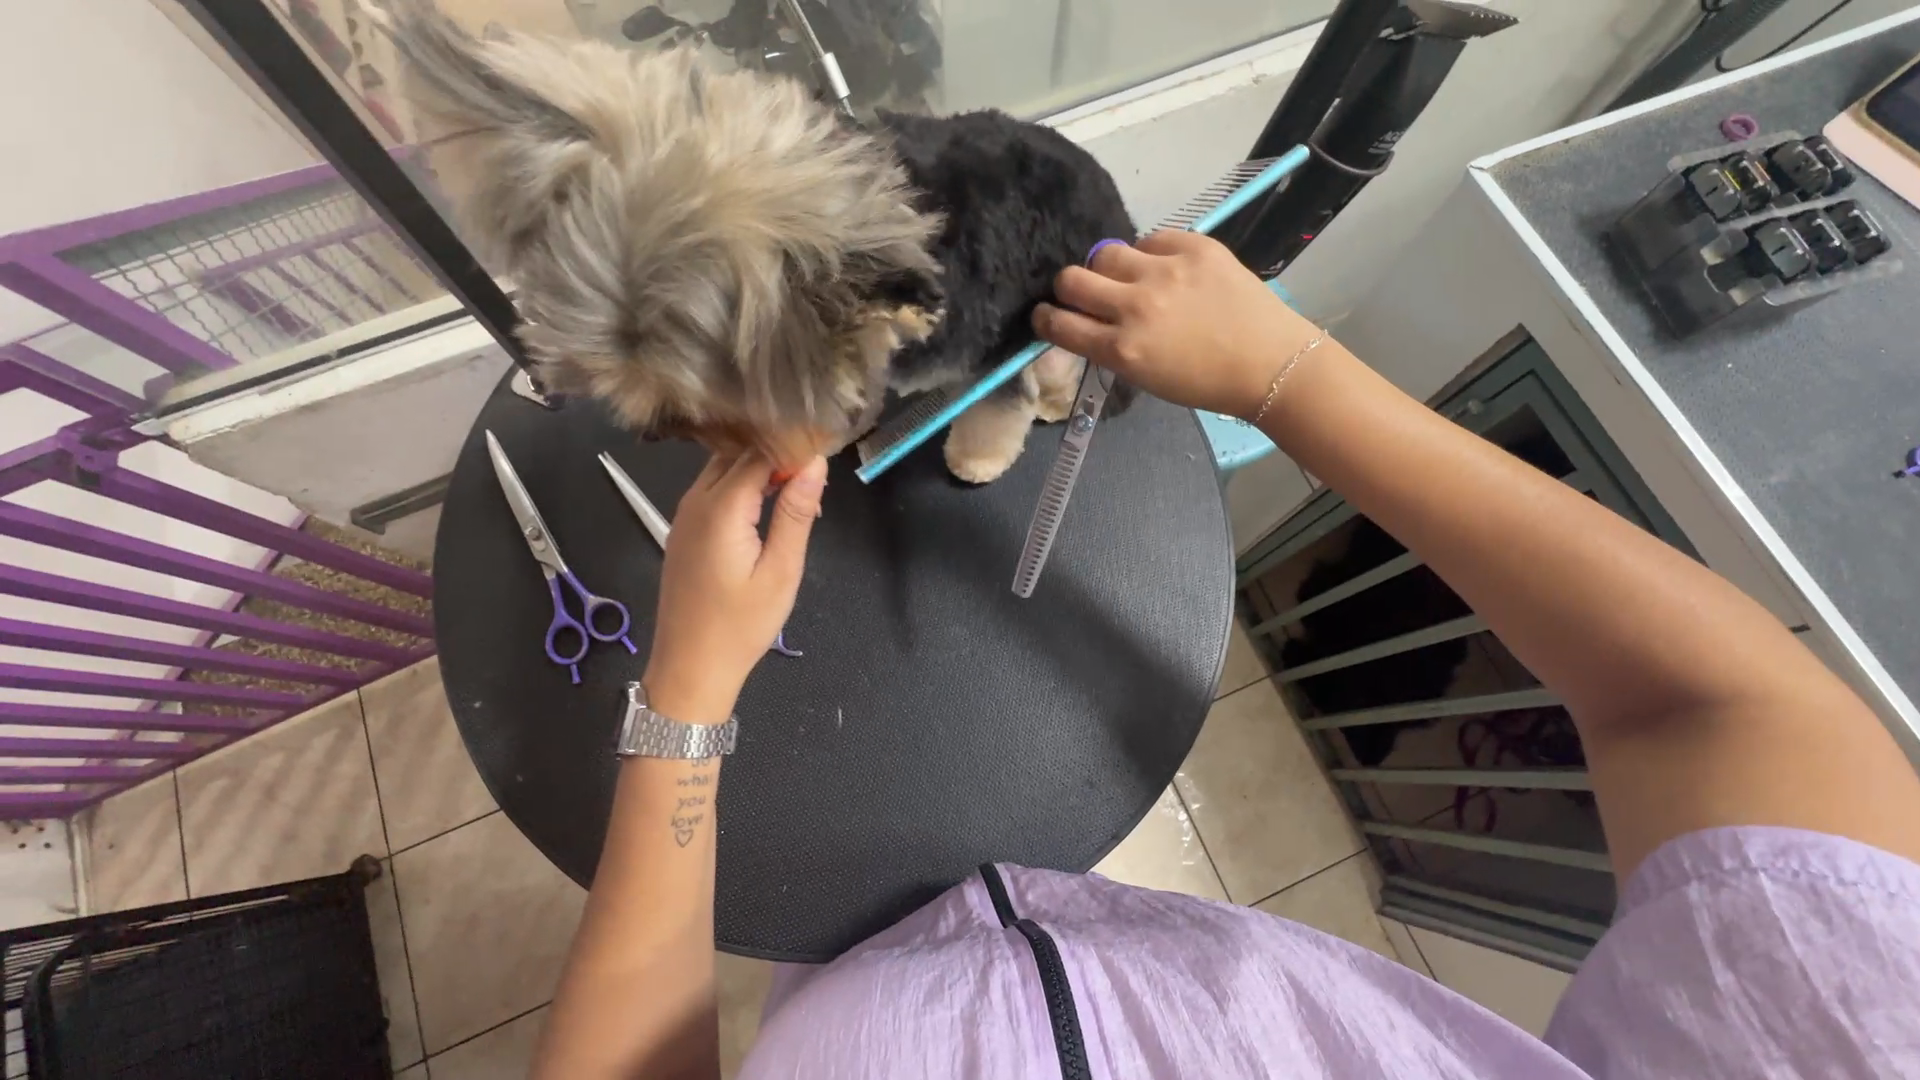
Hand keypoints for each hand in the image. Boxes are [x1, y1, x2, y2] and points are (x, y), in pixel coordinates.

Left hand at [643, 453, 826, 723]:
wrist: (689, 668)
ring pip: (723, 468)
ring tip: (799, 485)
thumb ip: (796, 513)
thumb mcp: (781, 571)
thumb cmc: (741, 626)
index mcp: (721, 508)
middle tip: (817, 468)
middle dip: (777, 452)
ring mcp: (684, 514)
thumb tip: (815, 463)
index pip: (760, 453)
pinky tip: (768, 503)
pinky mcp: (683, 529)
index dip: (793, 445)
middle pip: (738, 453)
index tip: (826, 446)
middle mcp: (695, 501)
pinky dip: (742, 485)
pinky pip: (713, 489)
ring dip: (759, 468)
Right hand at [1032, 231, 1322, 418]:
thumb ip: (1109, 348)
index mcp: (1122, 350)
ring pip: (1105, 253)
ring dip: (1107, 267)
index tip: (1046, 315)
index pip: (1059, 324)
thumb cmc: (1203, 382)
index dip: (1044, 318)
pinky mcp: (1194, 247)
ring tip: (1127, 278)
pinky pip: (1151, 238)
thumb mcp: (1144, 378)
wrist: (1268, 362)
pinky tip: (1165, 269)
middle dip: (1069, 289)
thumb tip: (1084, 321)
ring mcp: (1165, 272)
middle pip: (1071, 280)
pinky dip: (1150, 253)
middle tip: (1084, 294)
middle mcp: (1135, 307)